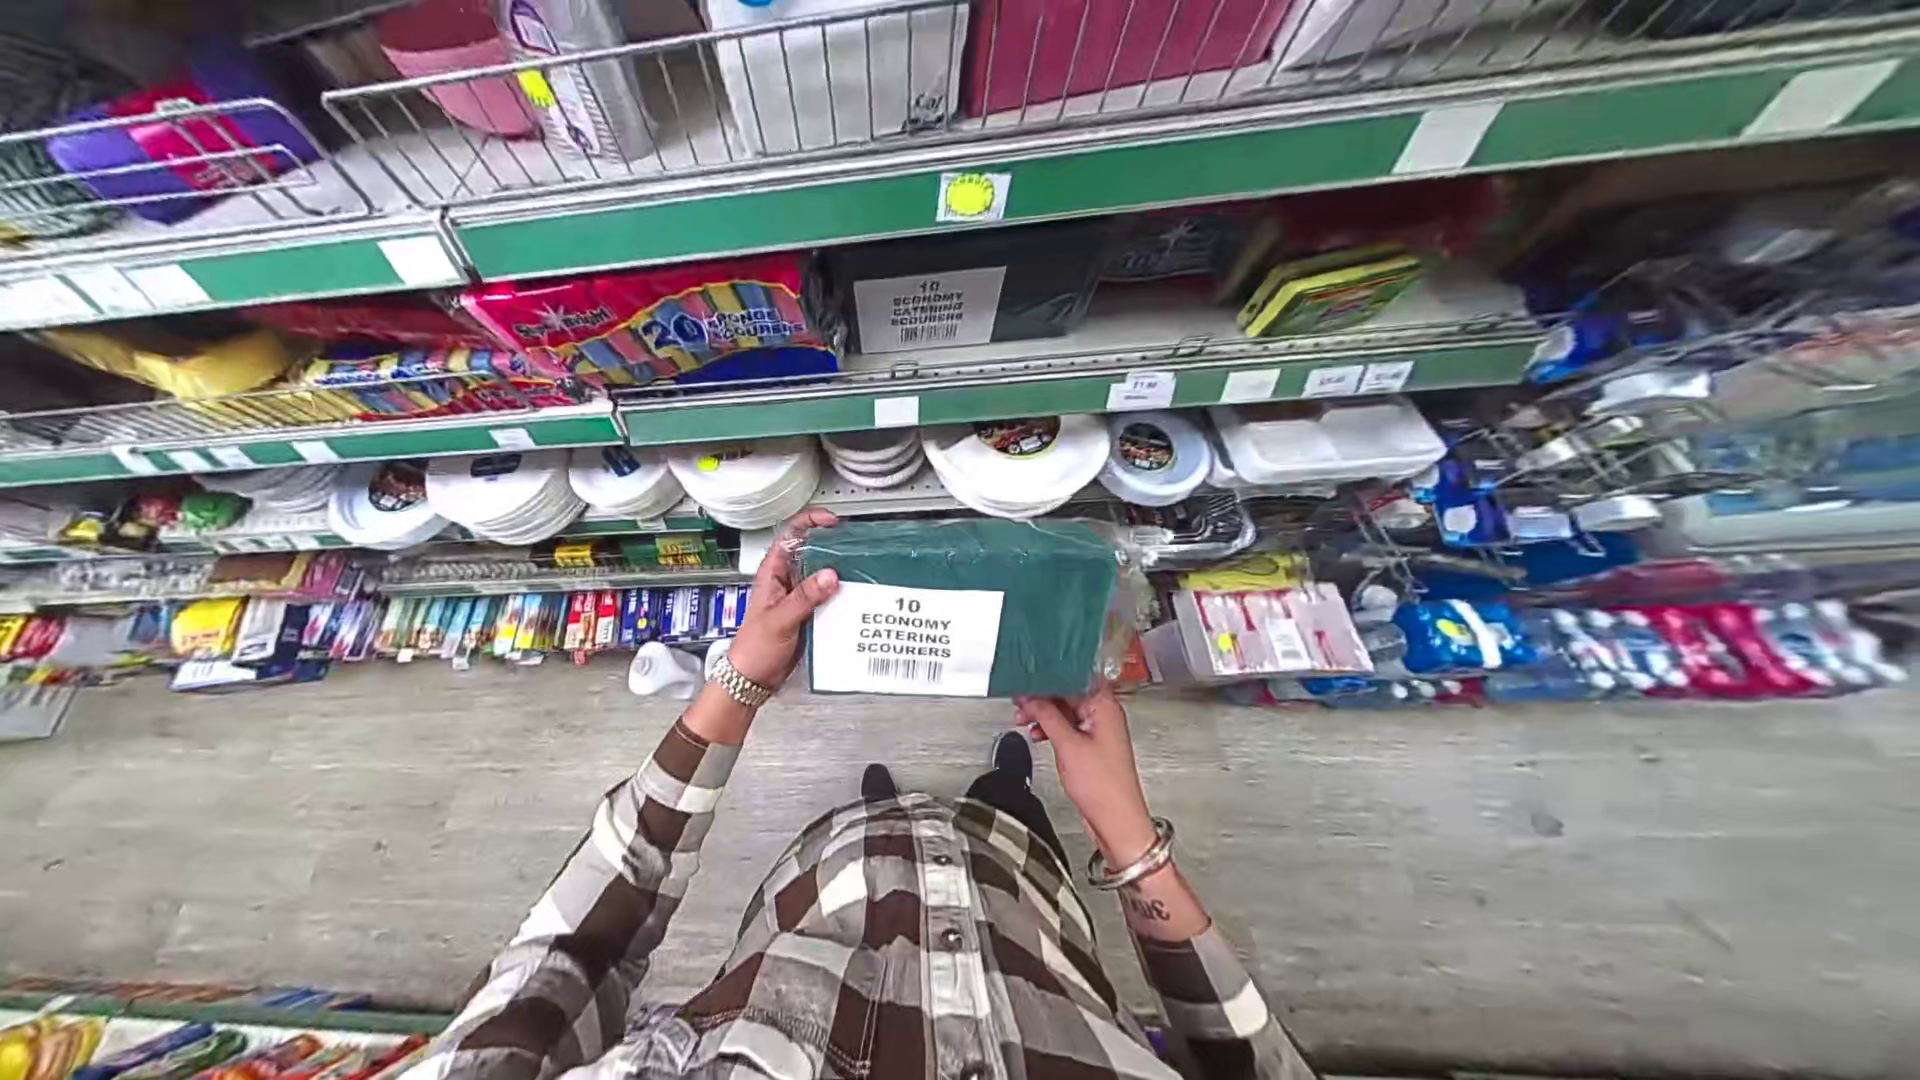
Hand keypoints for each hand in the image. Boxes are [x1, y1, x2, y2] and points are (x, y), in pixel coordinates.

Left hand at [726, 508, 840, 688]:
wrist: (753, 679)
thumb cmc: (753, 648)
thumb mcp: (779, 620)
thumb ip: (804, 597)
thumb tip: (830, 575)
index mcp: (772, 573)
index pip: (790, 535)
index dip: (810, 521)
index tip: (831, 521)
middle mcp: (787, 580)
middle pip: (812, 552)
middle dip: (833, 546)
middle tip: (855, 545)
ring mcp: (799, 597)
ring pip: (823, 575)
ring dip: (840, 572)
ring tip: (861, 569)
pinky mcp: (810, 613)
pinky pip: (829, 597)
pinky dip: (842, 595)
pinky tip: (855, 597)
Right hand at [1014, 682, 1157, 866]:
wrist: (1116, 822)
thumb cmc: (1104, 788)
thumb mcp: (1068, 745)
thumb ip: (1047, 716)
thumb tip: (1032, 698)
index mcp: (1104, 706)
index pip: (1072, 678)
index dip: (1047, 678)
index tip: (1026, 681)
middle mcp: (1103, 714)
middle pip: (1067, 693)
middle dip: (1041, 697)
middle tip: (1019, 701)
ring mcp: (1097, 730)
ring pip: (1065, 711)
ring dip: (1043, 714)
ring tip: (1022, 718)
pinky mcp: (1091, 745)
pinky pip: (1067, 727)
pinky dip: (1050, 728)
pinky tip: (1036, 734)